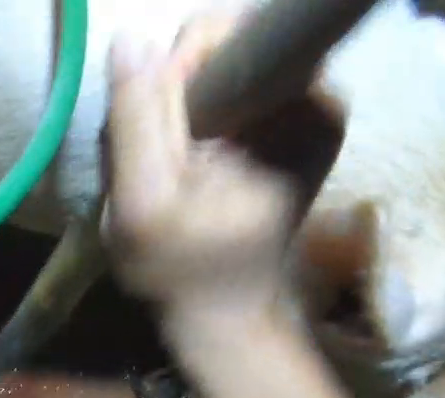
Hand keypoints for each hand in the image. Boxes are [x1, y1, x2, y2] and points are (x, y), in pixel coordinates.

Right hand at [101, 19, 301, 339]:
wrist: (223, 315)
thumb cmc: (180, 272)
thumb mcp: (143, 204)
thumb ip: (136, 121)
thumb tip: (128, 38)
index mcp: (294, 107)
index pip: (220, 35)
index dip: (170, 73)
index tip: (153, 134)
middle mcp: (316, 94)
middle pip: (220, 48)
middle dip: (169, 98)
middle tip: (152, 164)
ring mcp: (310, 109)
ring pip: (219, 72)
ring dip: (176, 116)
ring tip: (165, 174)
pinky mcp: (295, 127)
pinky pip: (229, 95)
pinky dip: (194, 128)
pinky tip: (182, 173)